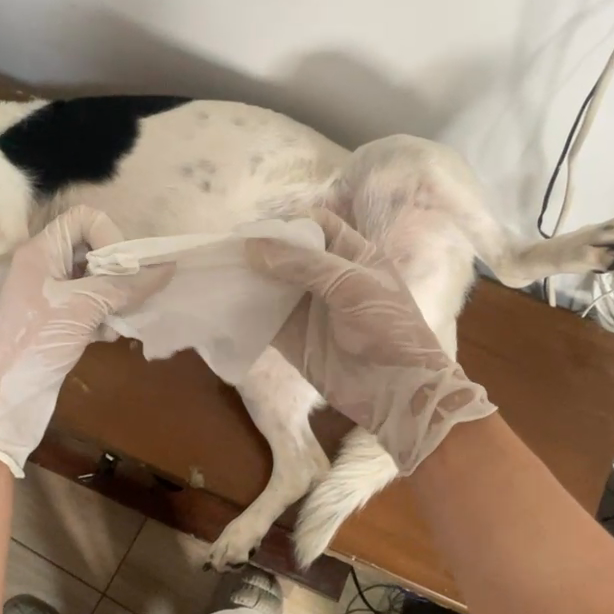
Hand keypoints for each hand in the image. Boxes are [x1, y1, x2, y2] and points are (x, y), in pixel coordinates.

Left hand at [0, 207, 170, 475]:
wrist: (4, 397)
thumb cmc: (35, 341)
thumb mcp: (82, 306)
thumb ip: (124, 285)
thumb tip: (166, 268)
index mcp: (41, 251)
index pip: (84, 219)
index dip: (110, 236)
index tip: (120, 269)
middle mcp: (44, 267)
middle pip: (93, 250)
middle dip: (117, 272)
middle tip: (128, 296)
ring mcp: (49, 297)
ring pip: (95, 282)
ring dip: (114, 298)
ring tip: (118, 321)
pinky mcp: (55, 323)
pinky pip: (89, 308)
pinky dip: (102, 319)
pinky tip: (106, 338)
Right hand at [248, 210, 494, 473]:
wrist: (395, 390)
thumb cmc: (386, 327)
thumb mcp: (351, 286)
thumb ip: (304, 264)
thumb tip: (253, 247)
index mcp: (352, 256)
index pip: (316, 225)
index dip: (287, 223)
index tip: (254, 230)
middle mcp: (327, 278)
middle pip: (288, 254)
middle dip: (259, 251)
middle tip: (225, 251)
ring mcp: (308, 309)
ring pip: (272, 286)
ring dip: (248, 280)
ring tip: (218, 274)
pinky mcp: (293, 338)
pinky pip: (265, 318)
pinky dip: (245, 312)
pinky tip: (224, 305)